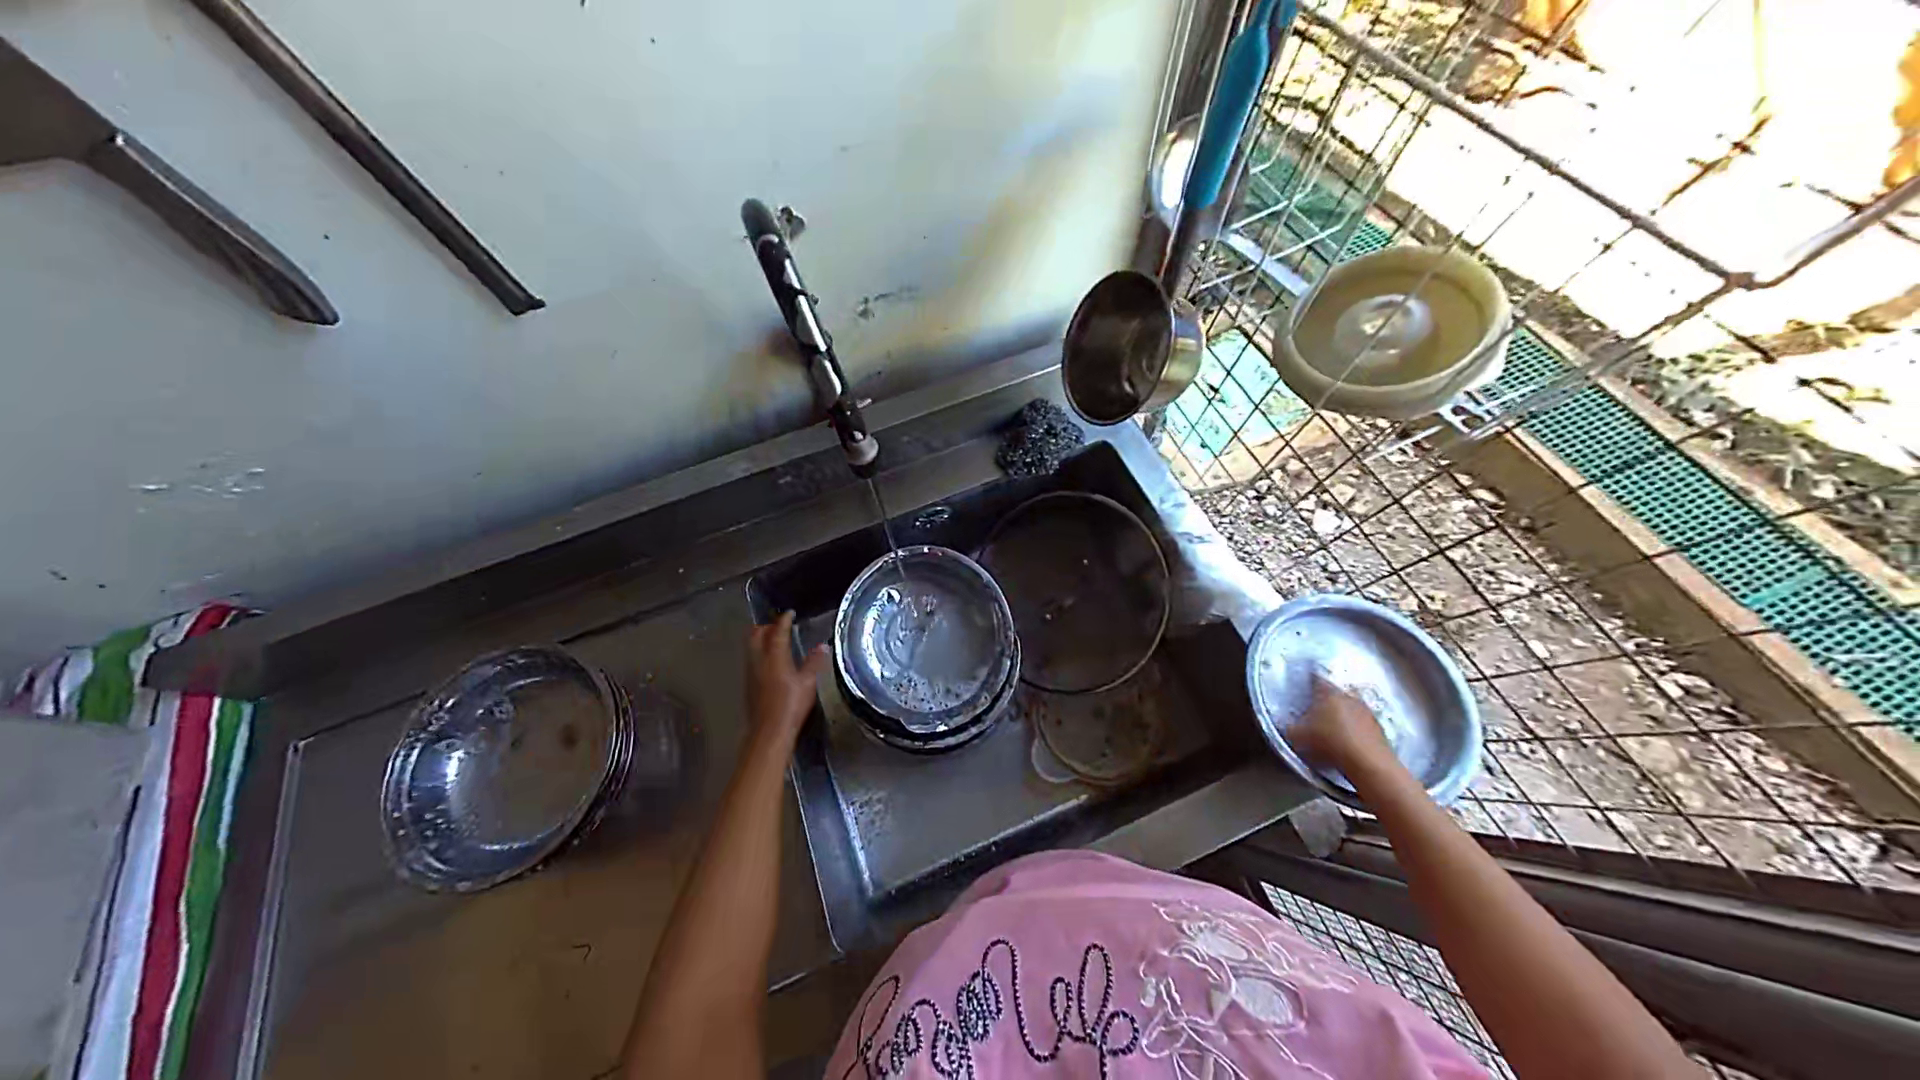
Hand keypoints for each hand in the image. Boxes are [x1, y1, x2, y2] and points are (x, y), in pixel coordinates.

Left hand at [745, 611, 827, 742]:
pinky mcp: (748, 684)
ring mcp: (751, 673)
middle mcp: (758, 661)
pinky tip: (769, 661)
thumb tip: (823, 646)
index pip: (777, 632)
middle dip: (766, 626)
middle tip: (779, 625)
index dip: (783, 620)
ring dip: (761, 638)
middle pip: (756, 635)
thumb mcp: (808, 682)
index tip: (789, 613)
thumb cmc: (791, 705)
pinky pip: (752, 659)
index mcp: (774, 657)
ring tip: (774, 639)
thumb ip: (814, 662)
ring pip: (751, 647)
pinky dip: (759, 652)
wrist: (769, 731)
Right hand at [1284, 677, 1398, 781]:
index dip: (1309, 684)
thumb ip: (1290, 726)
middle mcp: (1349, 697)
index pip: (1316, 680)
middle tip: (1316, 714)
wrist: (1368, 763)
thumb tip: (1289, 724)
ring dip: (1343, 717)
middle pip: (1335, 694)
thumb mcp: (1297, 736)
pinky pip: (1362, 725)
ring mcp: (1367, 712)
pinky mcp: (1380, 729)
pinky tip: (1348, 744)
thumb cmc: (1328, 743)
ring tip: (1333, 731)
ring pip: (1350, 709)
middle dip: (1326, 702)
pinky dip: (1355, 731)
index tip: (1304, 691)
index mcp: (1327, 693)